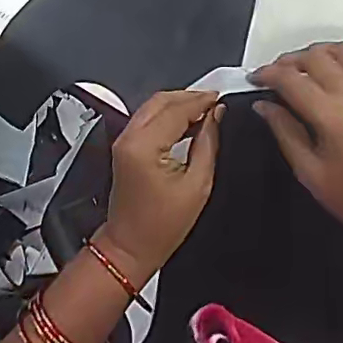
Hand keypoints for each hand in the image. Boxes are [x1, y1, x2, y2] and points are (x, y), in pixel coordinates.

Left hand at [97, 89, 221, 283]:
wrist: (130, 245)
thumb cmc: (162, 225)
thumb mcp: (198, 185)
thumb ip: (208, 144)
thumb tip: (215, 116)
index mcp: (144, 146)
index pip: (176, 110)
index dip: (200, 100)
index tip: (219, 97)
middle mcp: (129, 137)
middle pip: (160, 101)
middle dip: (189, 97)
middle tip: (214, 101)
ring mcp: (123, 140)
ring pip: (152, 106)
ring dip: (178, 104)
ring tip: (205, 110)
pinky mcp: (124, 145)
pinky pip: (147, 118)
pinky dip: (167, 115)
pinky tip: (187, 121)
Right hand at [252, 43, 342, 248]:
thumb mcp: (310, 172)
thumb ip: (284, 132)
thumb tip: (264, 108)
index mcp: (332, 115)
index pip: (290, 78)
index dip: (266, 74)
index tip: (256, 79)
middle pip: (315, 57)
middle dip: (288, 60)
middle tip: (273, 74)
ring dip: (319, 52)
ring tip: (303, 66)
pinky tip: (339, 67)